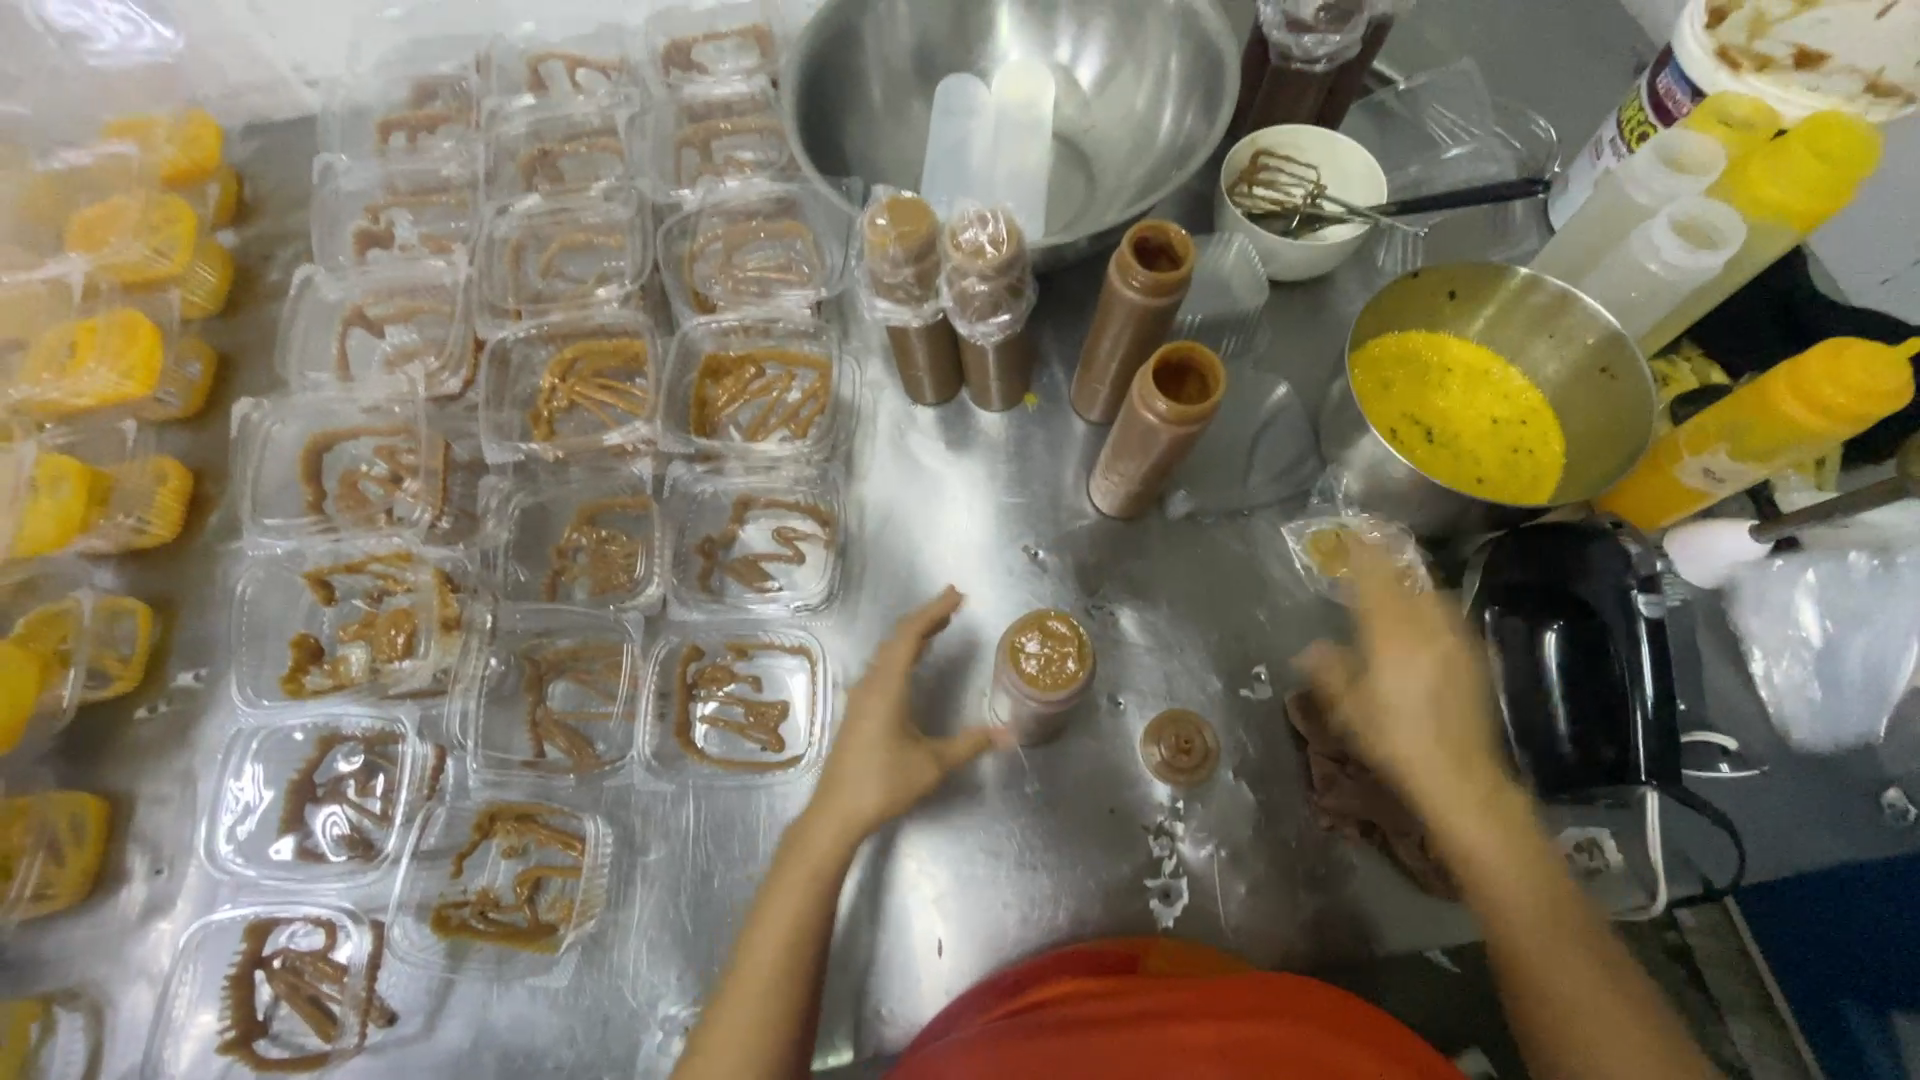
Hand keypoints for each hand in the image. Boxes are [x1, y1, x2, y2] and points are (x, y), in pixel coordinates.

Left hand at [806, 586, 1005, 843]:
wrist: (836, 812)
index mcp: (887, 686)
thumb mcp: (933, 764)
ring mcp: (861, 697)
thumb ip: (970, 744)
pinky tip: (914, 662)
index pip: (911, 635)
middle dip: (926, 617)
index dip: (934, 612)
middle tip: (954, 603)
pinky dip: (903, 654)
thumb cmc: (883, 784)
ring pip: (888, 653)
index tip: (957, 596)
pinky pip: (882, 668)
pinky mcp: (858, 711)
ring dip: (914, 635)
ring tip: (940, 625)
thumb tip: (1009, 734)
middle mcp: (871, 683)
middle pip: (898, 638)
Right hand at [1292, 540, 1510, 815]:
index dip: (1363, 554)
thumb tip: (1311, 648)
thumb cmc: (1393, 739)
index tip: (1351, 536)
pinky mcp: (1475, 659)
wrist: (1460, 775)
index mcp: (1391, 634)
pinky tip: (1422, 626)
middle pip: (1408, 581)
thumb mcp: (1347, 708)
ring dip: (1412, 586)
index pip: (1375, 580)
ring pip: (1433, 597)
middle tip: (1369, 558)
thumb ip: (1327, 670)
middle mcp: (1427, 628)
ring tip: (1395, 589)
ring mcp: (1456, 641)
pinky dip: (1431, 610)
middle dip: (1388, 565)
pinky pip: (1449, 618)